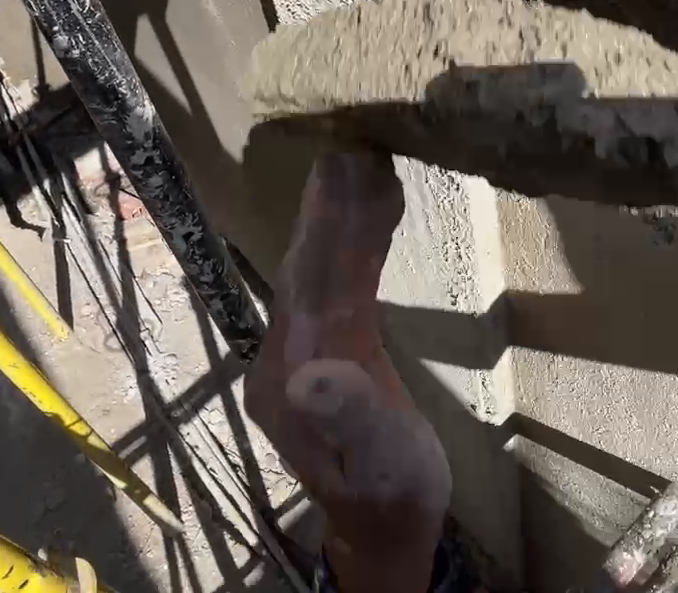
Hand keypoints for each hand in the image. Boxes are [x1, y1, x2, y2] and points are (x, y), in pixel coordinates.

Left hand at [245, 153, 448, 592]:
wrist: (382, 528)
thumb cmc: (392, 497)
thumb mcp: (381, 466)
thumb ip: (347, 419)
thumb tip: (312, 371)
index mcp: (295, 373)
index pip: (313, 283)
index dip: (332, 226)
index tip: (350, 170)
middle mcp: (286, 351)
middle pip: (308, 264)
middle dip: (330, 205)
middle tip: (354, 148)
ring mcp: (300, 348)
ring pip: (318, 267)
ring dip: (339, 216)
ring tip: (364, 167)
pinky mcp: (322, 346)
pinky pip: (335, 281)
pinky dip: (353, 244)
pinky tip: (372, 217)